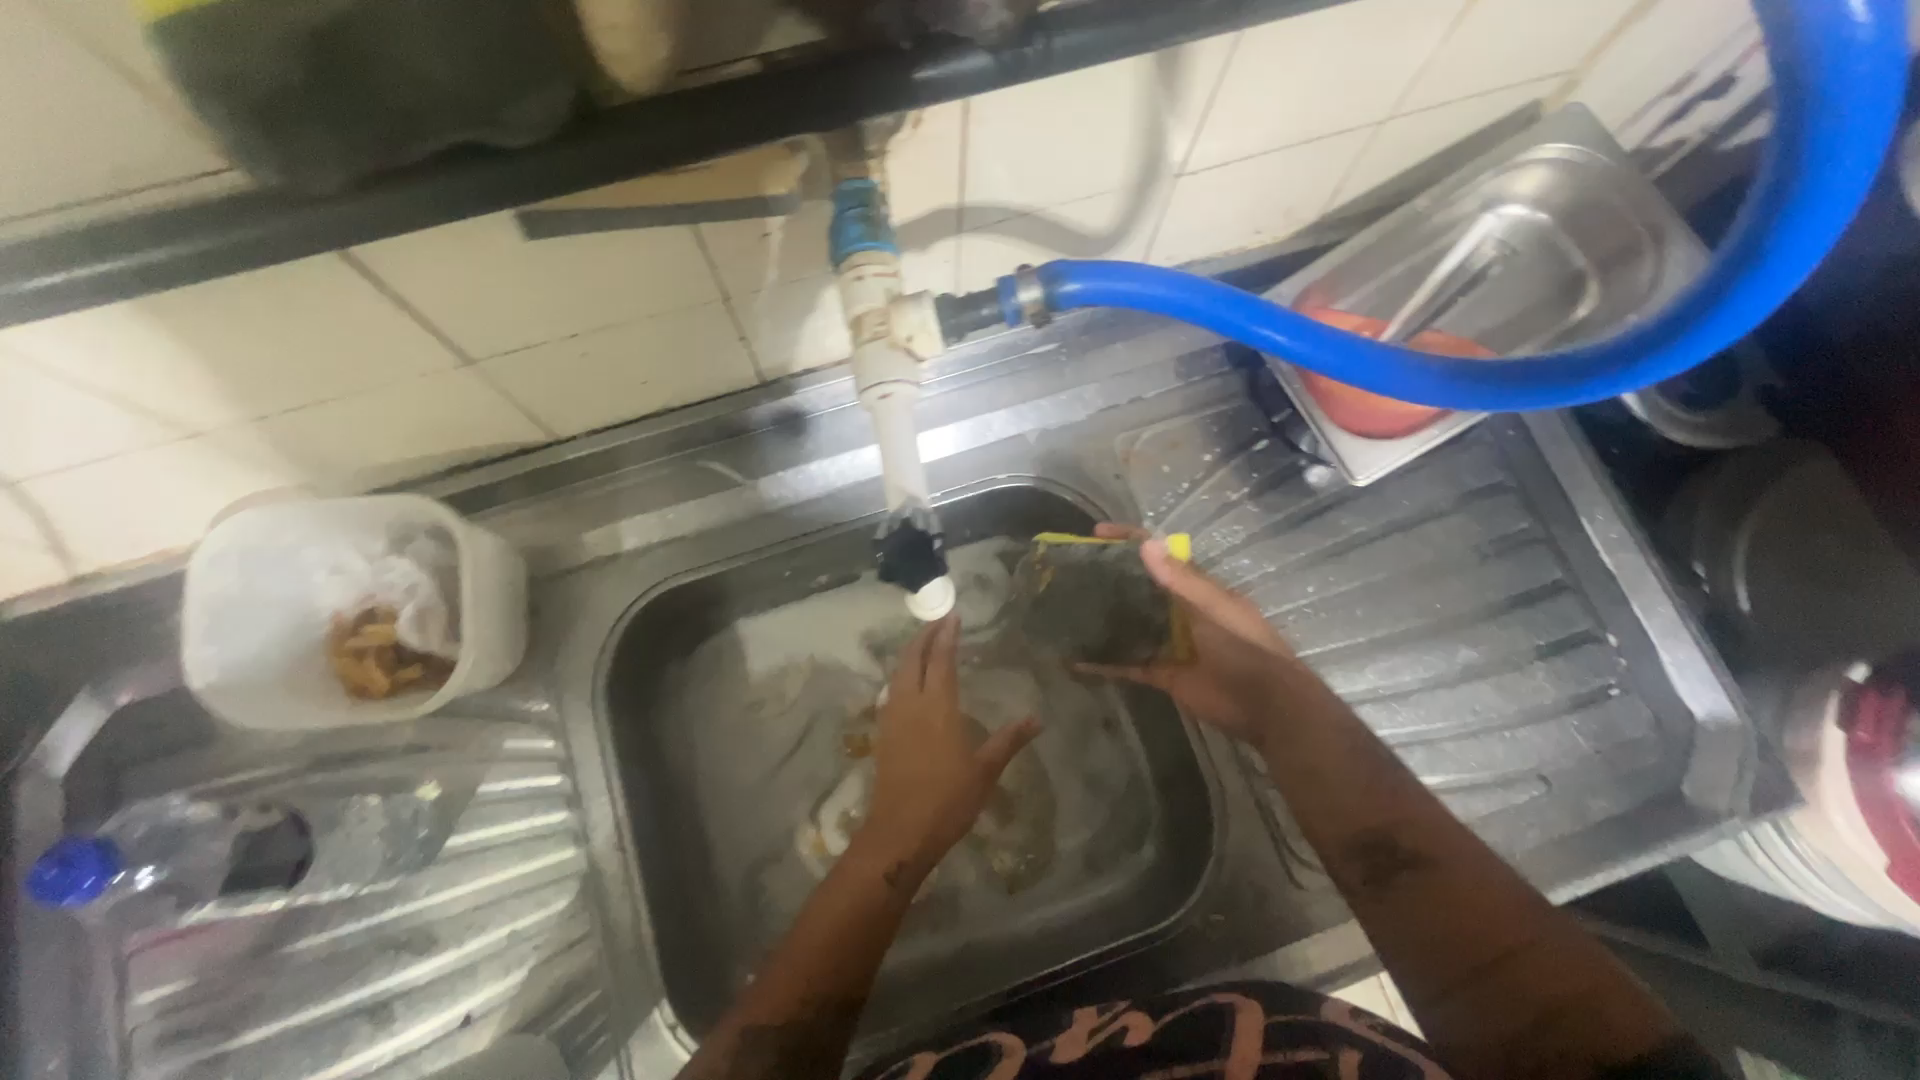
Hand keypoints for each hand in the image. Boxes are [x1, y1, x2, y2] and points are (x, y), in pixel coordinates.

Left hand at [860, 615, 1040, 883]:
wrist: (900, 832)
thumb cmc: (948, 800)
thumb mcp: (985, 771)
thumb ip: (1009, 741)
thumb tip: (1037, 719)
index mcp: (938, 707)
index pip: (942, 660)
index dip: (947, 636)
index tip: (953, 616)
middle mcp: (911, 704)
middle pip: (913, 659)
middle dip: (924, 636)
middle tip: (938, 621)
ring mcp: (892, 719)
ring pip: (898, 674)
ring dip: (910, 653)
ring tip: (924, 644)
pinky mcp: (883, 734)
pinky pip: (890, 692)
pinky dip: (901, 675)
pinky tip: (908, 683)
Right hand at [1078, 524, 1306, 751]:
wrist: (1267, 707)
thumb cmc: (1246, 649)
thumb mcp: (1215, 609)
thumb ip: (1182, 580)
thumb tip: (1147, 544)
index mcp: (1197, 590)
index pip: (1162, 556)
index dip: (1132, 542)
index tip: (1097, 534)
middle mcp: (1181, 612)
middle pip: (1141, 590)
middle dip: (1110, 580)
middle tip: (1071, 572)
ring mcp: (1172, 644)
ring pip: (1132, 626)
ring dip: (1105, 620)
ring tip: (1067, 610)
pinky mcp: (1164, 675)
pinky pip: (1129, 664)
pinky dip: (1106, 662)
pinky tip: (1077, 660)